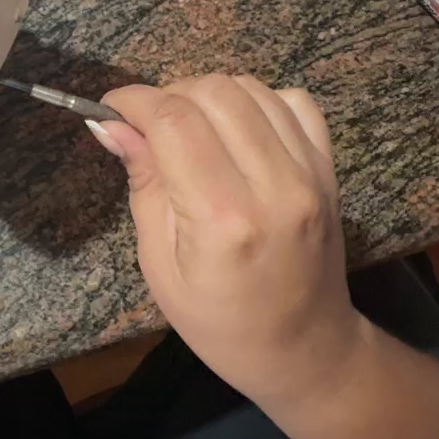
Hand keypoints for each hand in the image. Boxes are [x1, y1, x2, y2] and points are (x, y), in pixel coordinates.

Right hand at [90, 75, 365, 399]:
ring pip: (251, 88)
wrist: (305, 350)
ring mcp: (310, 174)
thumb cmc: (218, 321)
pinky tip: (235, 130)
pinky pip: (293, 101)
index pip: (174, 122)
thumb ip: (143, 184)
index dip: (134, 101)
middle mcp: (274, 185)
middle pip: (213, 92)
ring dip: (207, 95)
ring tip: (188, 127)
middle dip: (167, 96)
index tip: (109, 108)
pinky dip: (256, 101)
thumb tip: (110, 125)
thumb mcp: (159, 263)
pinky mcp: (329, 169)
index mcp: (223, 218)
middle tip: (147, 126)